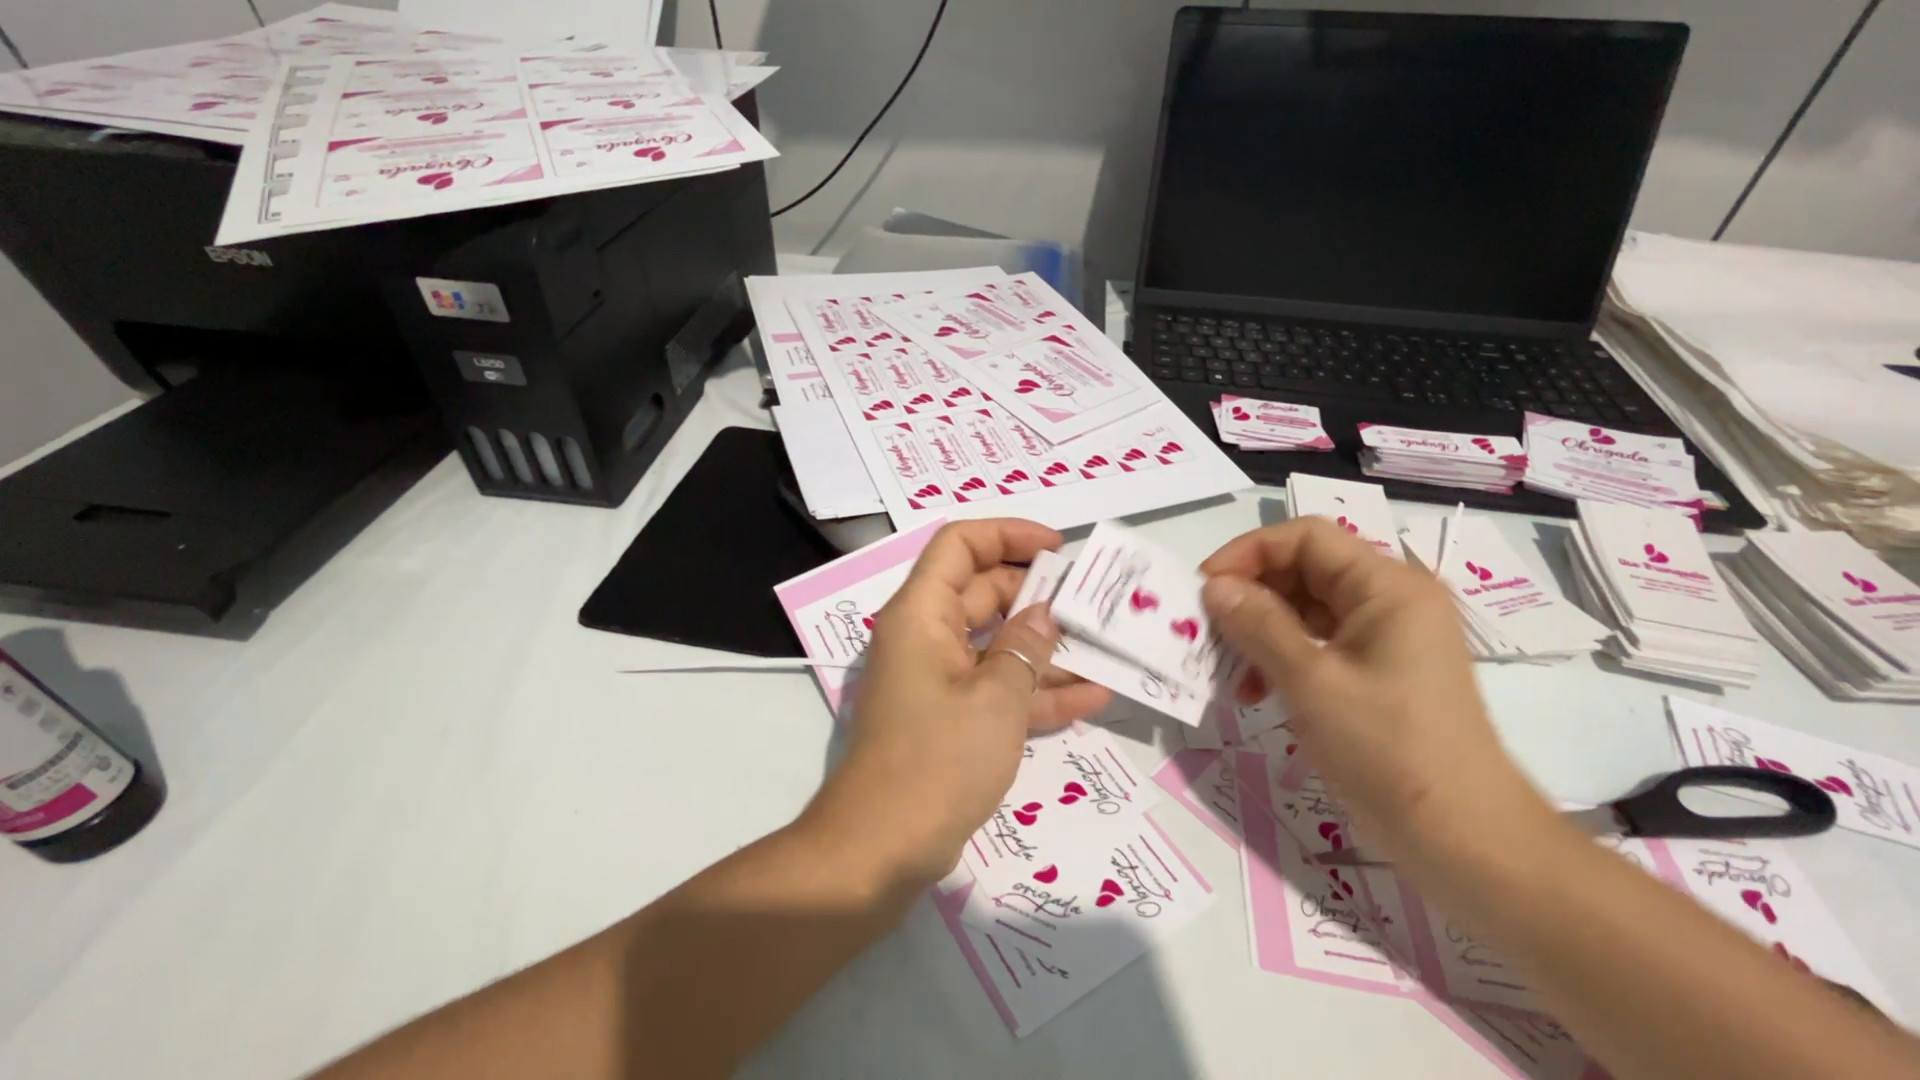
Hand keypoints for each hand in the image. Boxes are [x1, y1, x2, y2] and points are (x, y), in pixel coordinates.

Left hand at [811, 520, 1113, 886]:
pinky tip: (1092, 697)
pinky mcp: (949, 719)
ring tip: (1107, 650)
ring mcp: (937, 681)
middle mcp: (924, 638)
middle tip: (1094, 604)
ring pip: (997, 646)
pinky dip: (1035, 692)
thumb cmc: (938, 759)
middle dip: (1039, 595)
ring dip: (1047, 649)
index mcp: (921, 615)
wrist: (883, 847)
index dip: (1008, 535)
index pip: (960, 546)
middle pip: (983, 593)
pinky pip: (996, 690)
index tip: (1059, 548)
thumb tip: (1046, 612)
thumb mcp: (996, 698)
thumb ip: (1028, 647)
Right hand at [1199, 517, 1554, 864]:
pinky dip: (1283, 658)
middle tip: (1208, 635)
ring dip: (1261, 631)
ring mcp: (1389, 638)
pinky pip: (1320, 644)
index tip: (1204, 591)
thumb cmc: (1388, 751)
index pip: (1305, 538)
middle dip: (1251, 596)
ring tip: (1230, 674)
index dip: (1248, 553)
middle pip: (1306, 570)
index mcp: (1388, 587)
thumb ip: (1259, 626)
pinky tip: (1257, 693)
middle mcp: (1392, 600)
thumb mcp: (1312, 683)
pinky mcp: (1382, 673)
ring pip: (1308, 609)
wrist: (1463, 837)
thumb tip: (1214, 587)